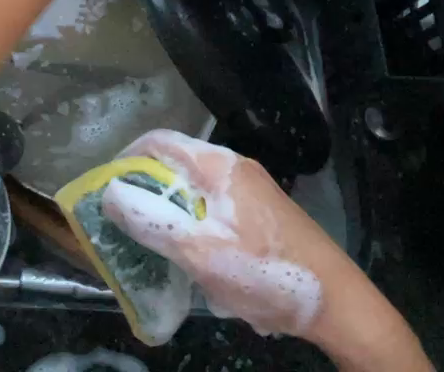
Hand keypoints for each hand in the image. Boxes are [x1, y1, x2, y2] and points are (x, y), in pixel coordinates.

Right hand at [101, 130, 430, 370]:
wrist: (339, 303)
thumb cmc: (266, 272)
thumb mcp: (200, 252)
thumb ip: (152, 221)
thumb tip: (110, 193)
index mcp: (218, 165)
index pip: (159, 140)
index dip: (125, 158)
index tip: (104, 188)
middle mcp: (234, 167)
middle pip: (175, 166)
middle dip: (146, 192)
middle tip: (125, 224)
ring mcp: (251, 190)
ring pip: (194, 191)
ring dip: (170, 214)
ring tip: (155, 248)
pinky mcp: (262, 214)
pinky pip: (214, 209)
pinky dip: (194, 226)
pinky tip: (197, 262)